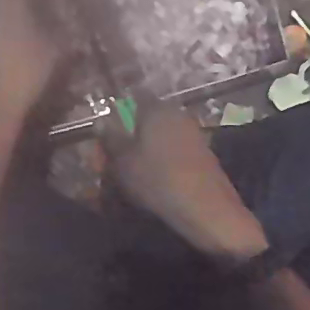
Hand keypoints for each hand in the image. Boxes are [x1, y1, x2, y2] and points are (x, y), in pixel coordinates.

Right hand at [110, 103, 270, 262]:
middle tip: (113, 165)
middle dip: (130, 138)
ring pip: (161, 139)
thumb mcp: (123, 162)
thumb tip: (102, 120)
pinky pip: (175, 153)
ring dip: (145, 154)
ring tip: (131, 180)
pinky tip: (155, 185)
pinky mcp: (204, 156)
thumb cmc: (158, 181)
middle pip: (146, 120)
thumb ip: (111, 139)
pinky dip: (162, 164)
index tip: (106, 138)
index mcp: (156, 108)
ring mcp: (194, 135)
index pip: (132, 98)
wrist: (208, 211)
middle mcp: (178, 115)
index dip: (116, 115)